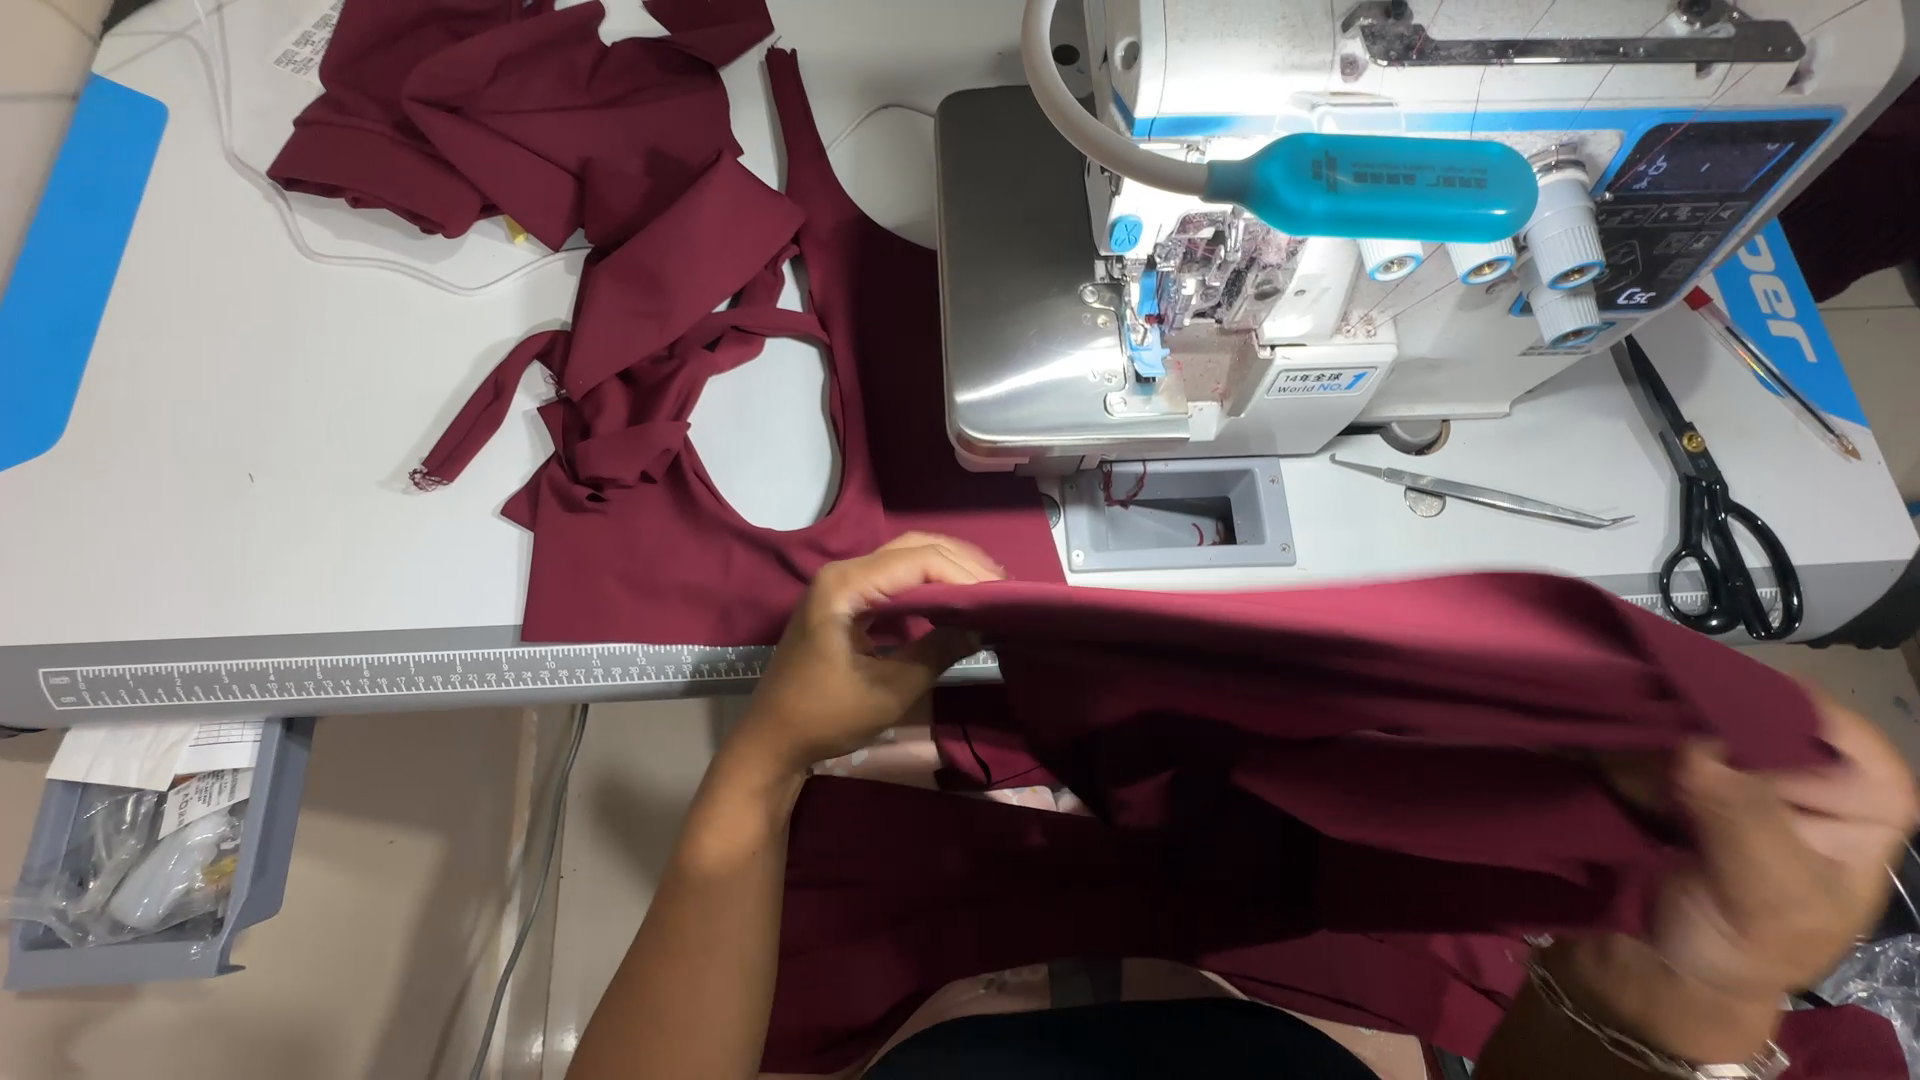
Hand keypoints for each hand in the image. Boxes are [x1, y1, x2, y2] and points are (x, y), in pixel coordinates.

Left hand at [730, 533, 1004, 774]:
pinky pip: (895, 578)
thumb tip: (984, 628)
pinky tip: (956, 600)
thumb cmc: (825, 717)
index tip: (1002, 598)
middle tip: (1005, 589)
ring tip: (989, 590)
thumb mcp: (889, 690)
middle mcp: (843, 571)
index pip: (918, 561)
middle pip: (914, 548)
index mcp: (845, 585)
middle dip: (962, 564)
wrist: (771, 740)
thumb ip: (937, 651)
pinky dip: (929, 583)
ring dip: (949, 569)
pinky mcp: (847, 600)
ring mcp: (843, 583)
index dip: (965, 575)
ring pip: (906, 558)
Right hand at [1555, 688, 1919, 1062]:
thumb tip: (1699, 741)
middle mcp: (1787, 775)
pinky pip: (1633, 731)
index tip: (1707, 696)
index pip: (1837, 733)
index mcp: (1851, 805)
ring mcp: (1712, 768)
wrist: (1648, 967)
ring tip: (1599, 698)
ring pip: (1685, 714)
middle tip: (1637, 689)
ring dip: (1641, 706)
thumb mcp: (1765, 898)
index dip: (1777, 707)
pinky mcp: (1647, 769)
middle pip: (1751, 711)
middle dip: (1694, 698)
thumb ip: (1744, 819)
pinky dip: (1605, 719)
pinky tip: (1579, 714)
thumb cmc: (1737, 945)